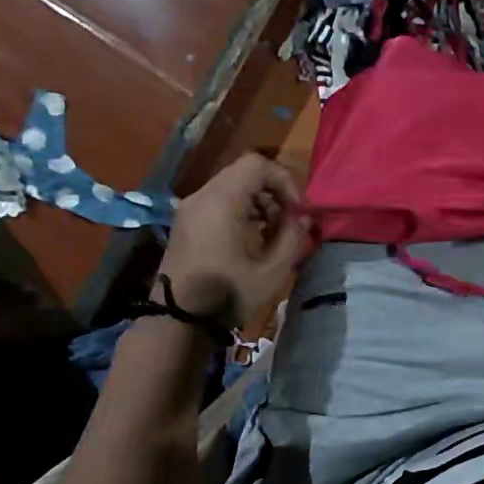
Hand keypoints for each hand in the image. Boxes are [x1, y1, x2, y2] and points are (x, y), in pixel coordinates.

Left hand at [155, 154, 311, 327]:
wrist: (179, 319)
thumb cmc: (228, 293)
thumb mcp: (271, 271)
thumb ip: (292, 238)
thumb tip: (303, 219)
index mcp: (222, 201)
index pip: (257, 164)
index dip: (284, 181)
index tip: (297, 211)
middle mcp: (202, 196)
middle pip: (244, 173)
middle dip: (274, 193)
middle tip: (289, 224)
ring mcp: (190, 209)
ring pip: (232, 187)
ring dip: (259, 204)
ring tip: (274, 235)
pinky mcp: (187, 223)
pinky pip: (219, 203)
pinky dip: (242, 212)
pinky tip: (253, 241)